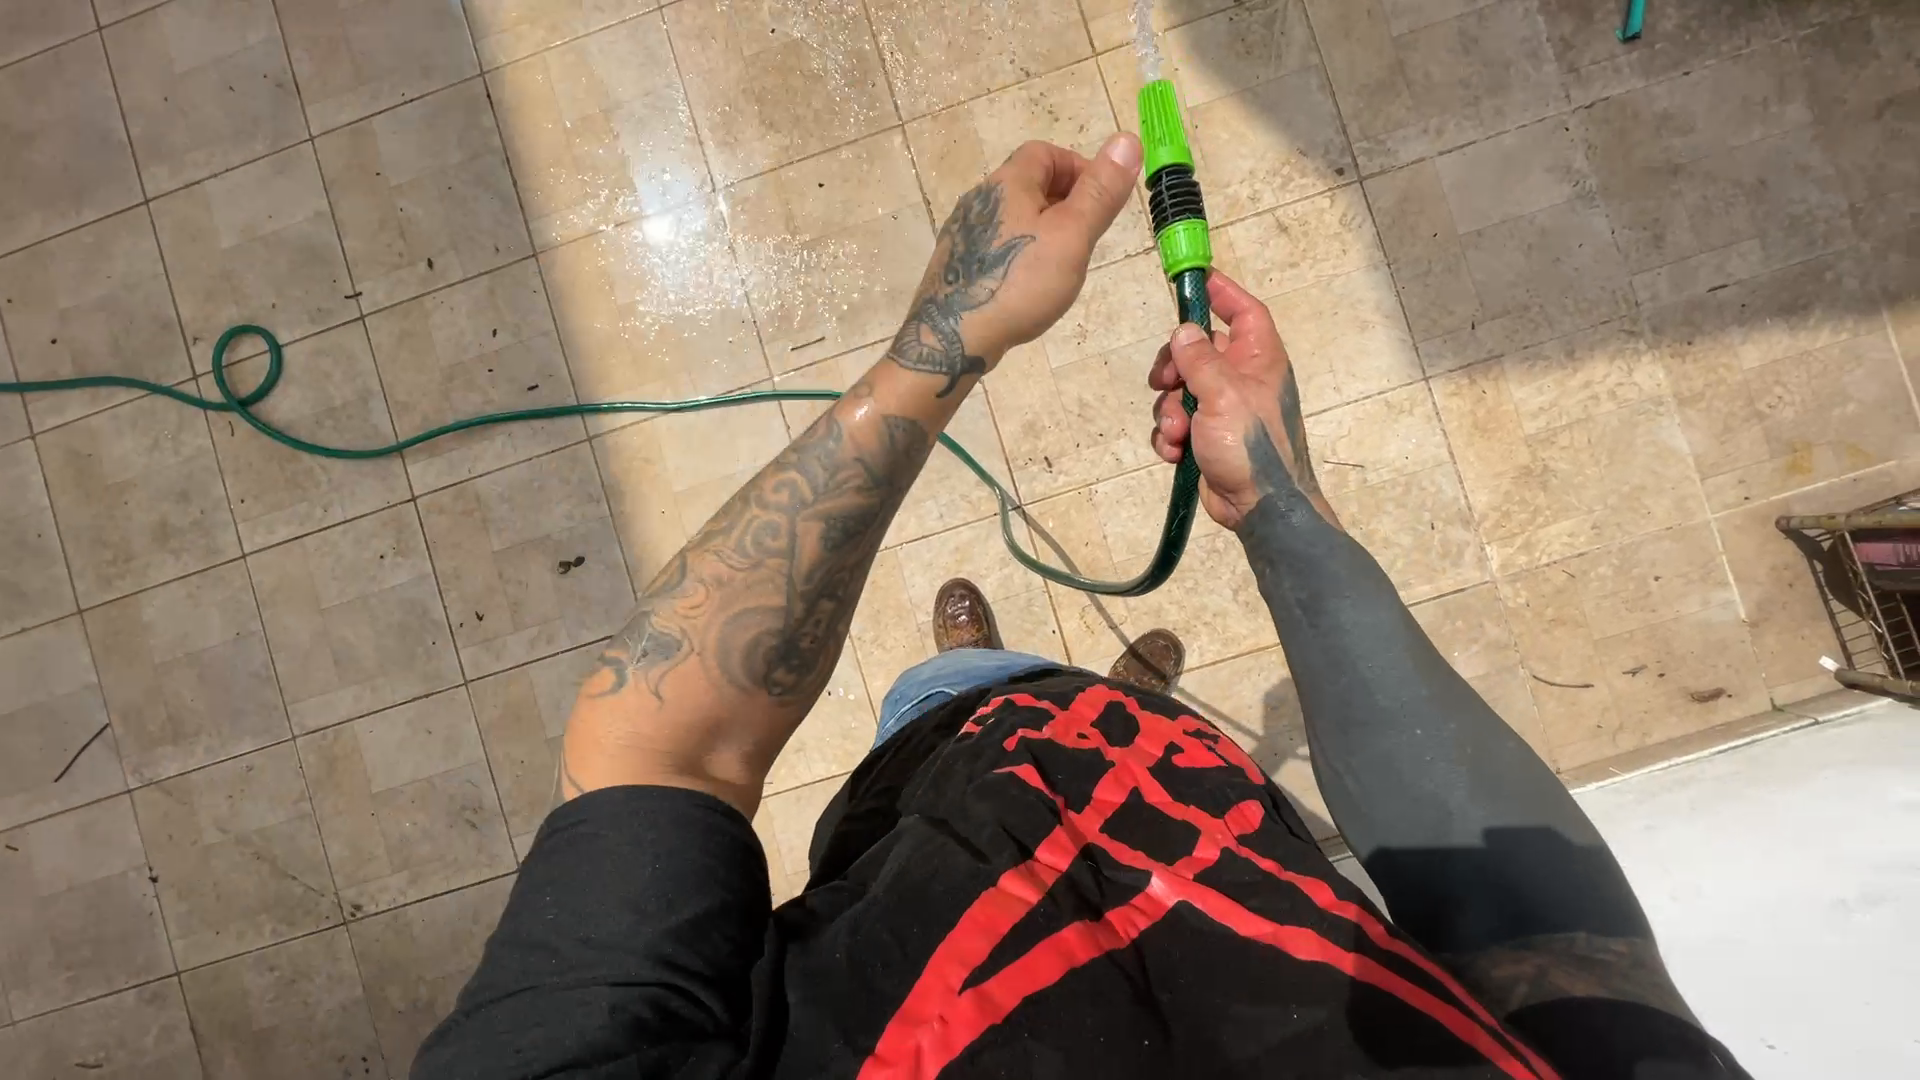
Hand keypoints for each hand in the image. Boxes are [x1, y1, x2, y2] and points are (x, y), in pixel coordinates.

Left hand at [888, 135, 1142, 395]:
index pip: (1045, 153)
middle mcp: (979, 201)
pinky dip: (1016, 259)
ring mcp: (962, 236)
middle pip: (1027, 187)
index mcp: (1008, 184)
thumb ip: (1100, 193)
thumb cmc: (1018, 283)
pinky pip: (993, 251)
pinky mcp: (953, 268)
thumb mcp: (1071, 236)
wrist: (952, 337)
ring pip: (1010, 222)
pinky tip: (1025, 290)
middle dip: (1062, 204)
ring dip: (1039, 234)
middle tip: (1086, 238)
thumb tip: (1128, 140)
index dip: (1077, 168)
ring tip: (1059, 267)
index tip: (1099, 201)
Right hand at [1148, 270, 1336, 530]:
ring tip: (1176, 433)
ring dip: (1167, 412)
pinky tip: (1174, 452)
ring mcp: (1221, 409)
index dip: (1221, 294)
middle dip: (1172, 369)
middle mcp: (1240, 378)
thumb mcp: (1224, 396)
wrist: (1258, 506)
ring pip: (1178, 391)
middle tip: (1162, 382)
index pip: (1243, 311)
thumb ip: (1200, 360)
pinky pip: (1174, 423)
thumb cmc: (1253, 446)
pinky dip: (1168, 436)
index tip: (1194, 282)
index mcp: (1258, 359)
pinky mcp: (1204, 437)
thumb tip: (1183, 330)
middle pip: (1196, 351)